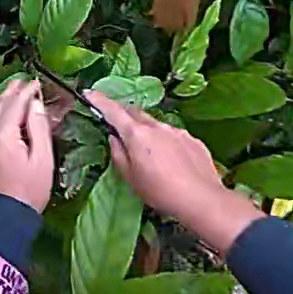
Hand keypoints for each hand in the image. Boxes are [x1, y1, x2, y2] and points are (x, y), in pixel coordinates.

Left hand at [0, 78, 54, 211]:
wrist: (8, 213)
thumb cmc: (31, 188)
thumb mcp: (43, 157)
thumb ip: (39, 127)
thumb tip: (35, 104)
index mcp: (4, 133)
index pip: (16, 104)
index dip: (27, 92)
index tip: (37, 83)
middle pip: (0, 105)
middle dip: (12, 92)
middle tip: (24, 81)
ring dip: (0, 100)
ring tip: (11, 91)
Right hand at [87, 92, 260, 252]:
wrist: (204, 200)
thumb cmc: (160, 191)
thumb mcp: (129, 176)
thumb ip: (118, 152)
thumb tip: (114, 138)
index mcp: (136, 134)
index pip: (112, 110)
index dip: (98, 100)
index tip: (89, 93)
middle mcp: (157, 126)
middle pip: (135, 113)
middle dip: (124, 115)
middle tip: (118, 126)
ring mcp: (177, 132)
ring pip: (155, 124)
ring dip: (147, 131)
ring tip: (149, 152)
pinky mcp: (193, 140)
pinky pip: (173, 135)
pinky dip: (165, 141)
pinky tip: (170, 160)